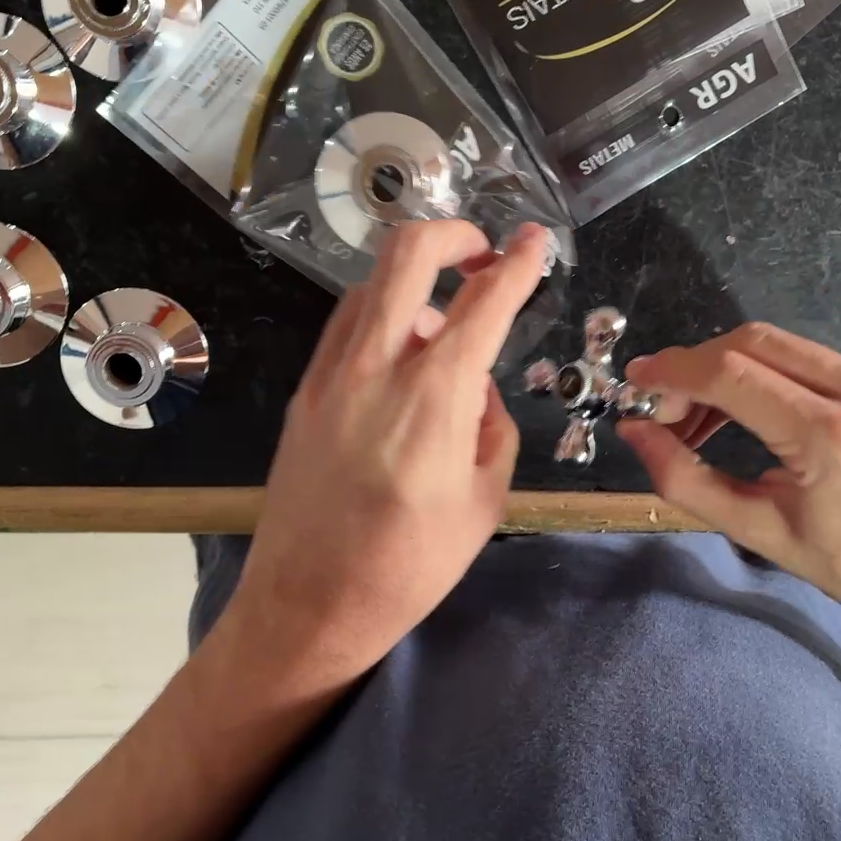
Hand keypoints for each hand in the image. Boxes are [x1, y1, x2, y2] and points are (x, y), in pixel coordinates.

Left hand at [214, 220, 548, 694]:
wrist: (311, 604)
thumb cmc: (412, 566)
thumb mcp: (485, 502)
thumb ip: (492, 429)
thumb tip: (478, 390)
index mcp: (433, 400)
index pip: (483, 306)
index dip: (517, 266)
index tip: (536, 243)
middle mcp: (375, 369)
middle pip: (405, 256)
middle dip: (453, 236)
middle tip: (483, 253)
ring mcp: (329, 377)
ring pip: (370, 287)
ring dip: (416, 282)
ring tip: (446, 325)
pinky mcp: (304, 394)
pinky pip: (346, 328)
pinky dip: (381, 317)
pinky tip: (401, 355)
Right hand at [617, 323, 840, 646]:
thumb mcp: (755, 529)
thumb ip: (685, 479)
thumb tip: (635, 433)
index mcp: (828, 436)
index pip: (732, 374)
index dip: (673, 372)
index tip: (635, 383)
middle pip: (752, 343)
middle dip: (695, 367)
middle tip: (663, 411)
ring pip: (777, 346)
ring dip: (725, 370)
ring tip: (696, 422)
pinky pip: (804, 359)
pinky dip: (759, 375)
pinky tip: (741, 413)